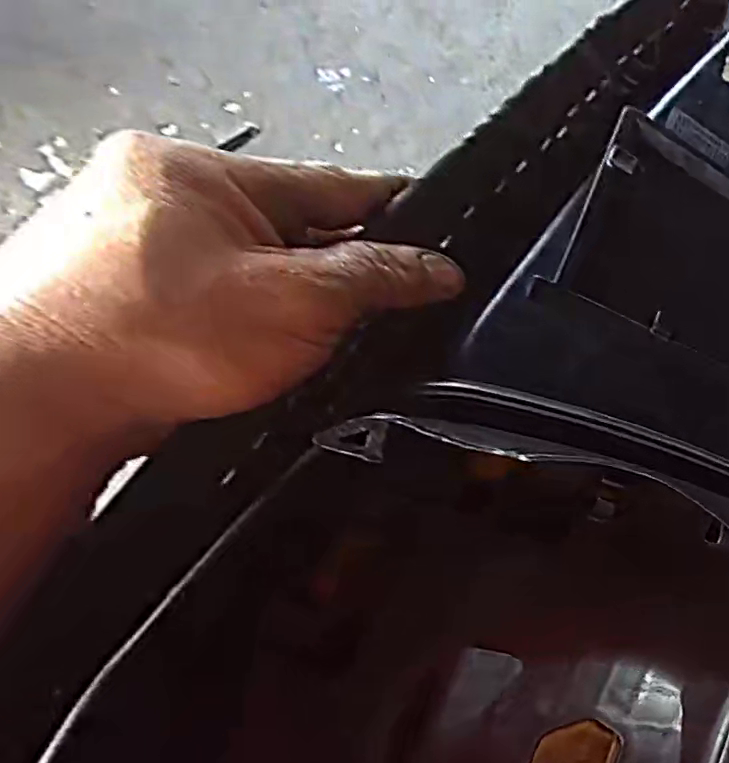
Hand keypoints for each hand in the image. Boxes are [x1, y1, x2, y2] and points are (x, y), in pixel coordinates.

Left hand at [0, 131, 463, 438]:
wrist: (51, 397)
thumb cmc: (143, 335)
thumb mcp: (300, 299)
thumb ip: (381, 277)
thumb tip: (440, 269)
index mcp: (197, 172)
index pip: (339, 185)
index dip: (407, 214)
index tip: (449, 240)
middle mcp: (171, 196)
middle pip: (314, 229)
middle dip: (361, 270)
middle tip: (399, 306)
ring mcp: (159, 242)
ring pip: (287, 266)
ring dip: (323, 300)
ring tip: (336, 333)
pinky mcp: (161, 289)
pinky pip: (257, 294)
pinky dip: (289, 318)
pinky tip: (298, 345)